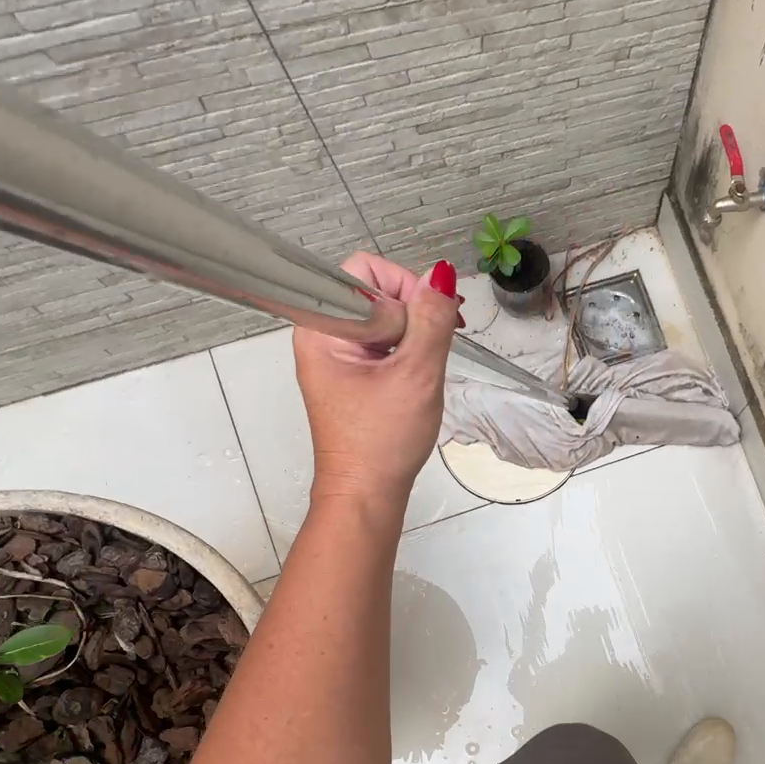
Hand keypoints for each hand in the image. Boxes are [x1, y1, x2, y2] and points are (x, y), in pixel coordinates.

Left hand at [294, 254, 461, 507]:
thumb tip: (442, 276)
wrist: (367, 492)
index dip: (405, 288)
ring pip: (384, 318)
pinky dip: (407, 352)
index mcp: (323, 327)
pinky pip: (383, 342)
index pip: (366, 271)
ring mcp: (336, 354)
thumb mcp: (417, 375)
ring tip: (424, 369)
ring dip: (414, 336)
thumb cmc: (381, 443)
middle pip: (376, 291)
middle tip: (434, 348)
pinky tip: (417, 377)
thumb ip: (432, 321)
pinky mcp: (350, 372)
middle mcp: (323, 333)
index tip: (431, 318)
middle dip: (414, 314)